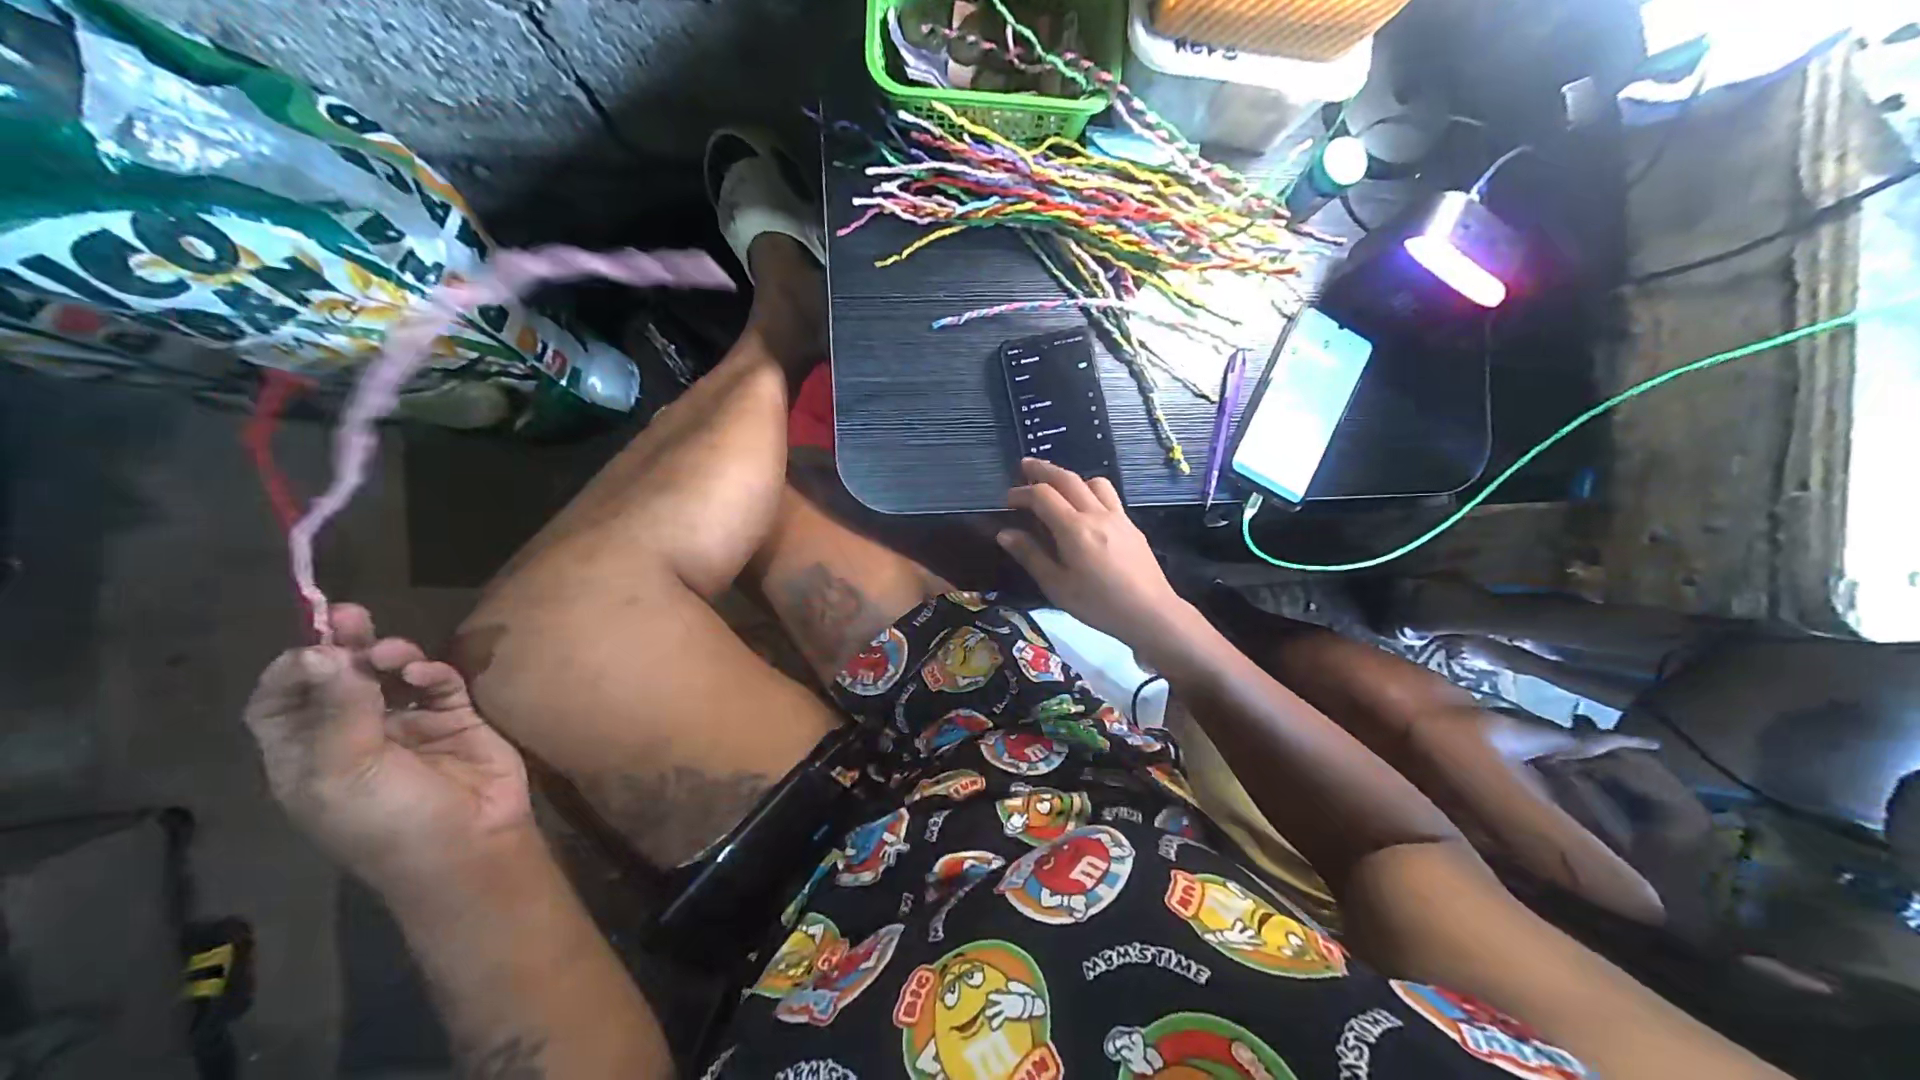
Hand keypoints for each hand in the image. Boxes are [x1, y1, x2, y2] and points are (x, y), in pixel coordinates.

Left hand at [242, 604, 532, 896]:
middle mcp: (355, 735)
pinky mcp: (457, 720)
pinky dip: (431, 673)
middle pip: (340, 679)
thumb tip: (322, 651)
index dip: (291, 670)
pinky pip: (439, 684)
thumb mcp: (345, 770)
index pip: (281, 702)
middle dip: (344, 646)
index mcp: (308, 756)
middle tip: (352, 614)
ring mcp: (410, 726)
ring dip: (389, 655)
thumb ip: (338, 708)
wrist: (467, 844)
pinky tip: (426, 674)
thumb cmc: (387, 819)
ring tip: (393, 653)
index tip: (312, 642)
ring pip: (391, 675)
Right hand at [998, 458, 1192, 649]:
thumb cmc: (1098, 604)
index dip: (1022, 493)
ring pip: (1092, 482)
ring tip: (1058, 487)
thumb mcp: (1057, 586)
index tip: (1009, 500)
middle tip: (1025, 465)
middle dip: (1043, 470)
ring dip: (1071, 478)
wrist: (1150, 613)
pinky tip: (1085, 507)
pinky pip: (1109, 496)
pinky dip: (1090, 491)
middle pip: (1067, 479)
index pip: (1042, 495)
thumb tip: (1005, 533)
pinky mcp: (1131, 525)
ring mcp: (1118, 517)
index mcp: (1074, 529)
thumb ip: (1031, 555)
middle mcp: (1096, 514)